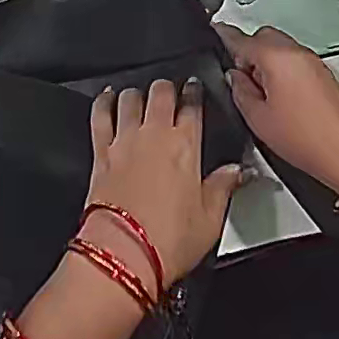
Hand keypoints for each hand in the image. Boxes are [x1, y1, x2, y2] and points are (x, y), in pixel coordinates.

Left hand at [85, 80, 247, 287]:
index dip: (194, 93)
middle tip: (170, 89)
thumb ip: (224, 186)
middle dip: (166, 87)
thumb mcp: (211, 217)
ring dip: (137, 92)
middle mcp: (154, 135)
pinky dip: (103, 101)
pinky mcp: (101, 151)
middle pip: (161, 93)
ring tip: (141, 93)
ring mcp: (125, 140)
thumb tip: (238, 172)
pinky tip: (107, 96)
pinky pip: (100, 115)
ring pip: (130, 98)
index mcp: (186, 146)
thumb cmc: (168, 238)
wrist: (124, 251)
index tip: (195, 89)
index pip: (192, 106)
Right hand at [214, 23, 338, 200]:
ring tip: (261, 96)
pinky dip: (282, 72)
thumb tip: (235, 78)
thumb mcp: (257, 118)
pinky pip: (294, 62)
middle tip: (239, 78)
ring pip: (280, 49)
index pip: (241, 38)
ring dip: (266, 63)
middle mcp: (297, 53)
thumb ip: (239, 90)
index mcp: (276, 57)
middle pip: (263, 37)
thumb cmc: (310, 138)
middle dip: (248, 53)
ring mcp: (313, 63)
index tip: (216, 31)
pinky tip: (279, 100)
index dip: (223, 35)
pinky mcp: (323, 75)